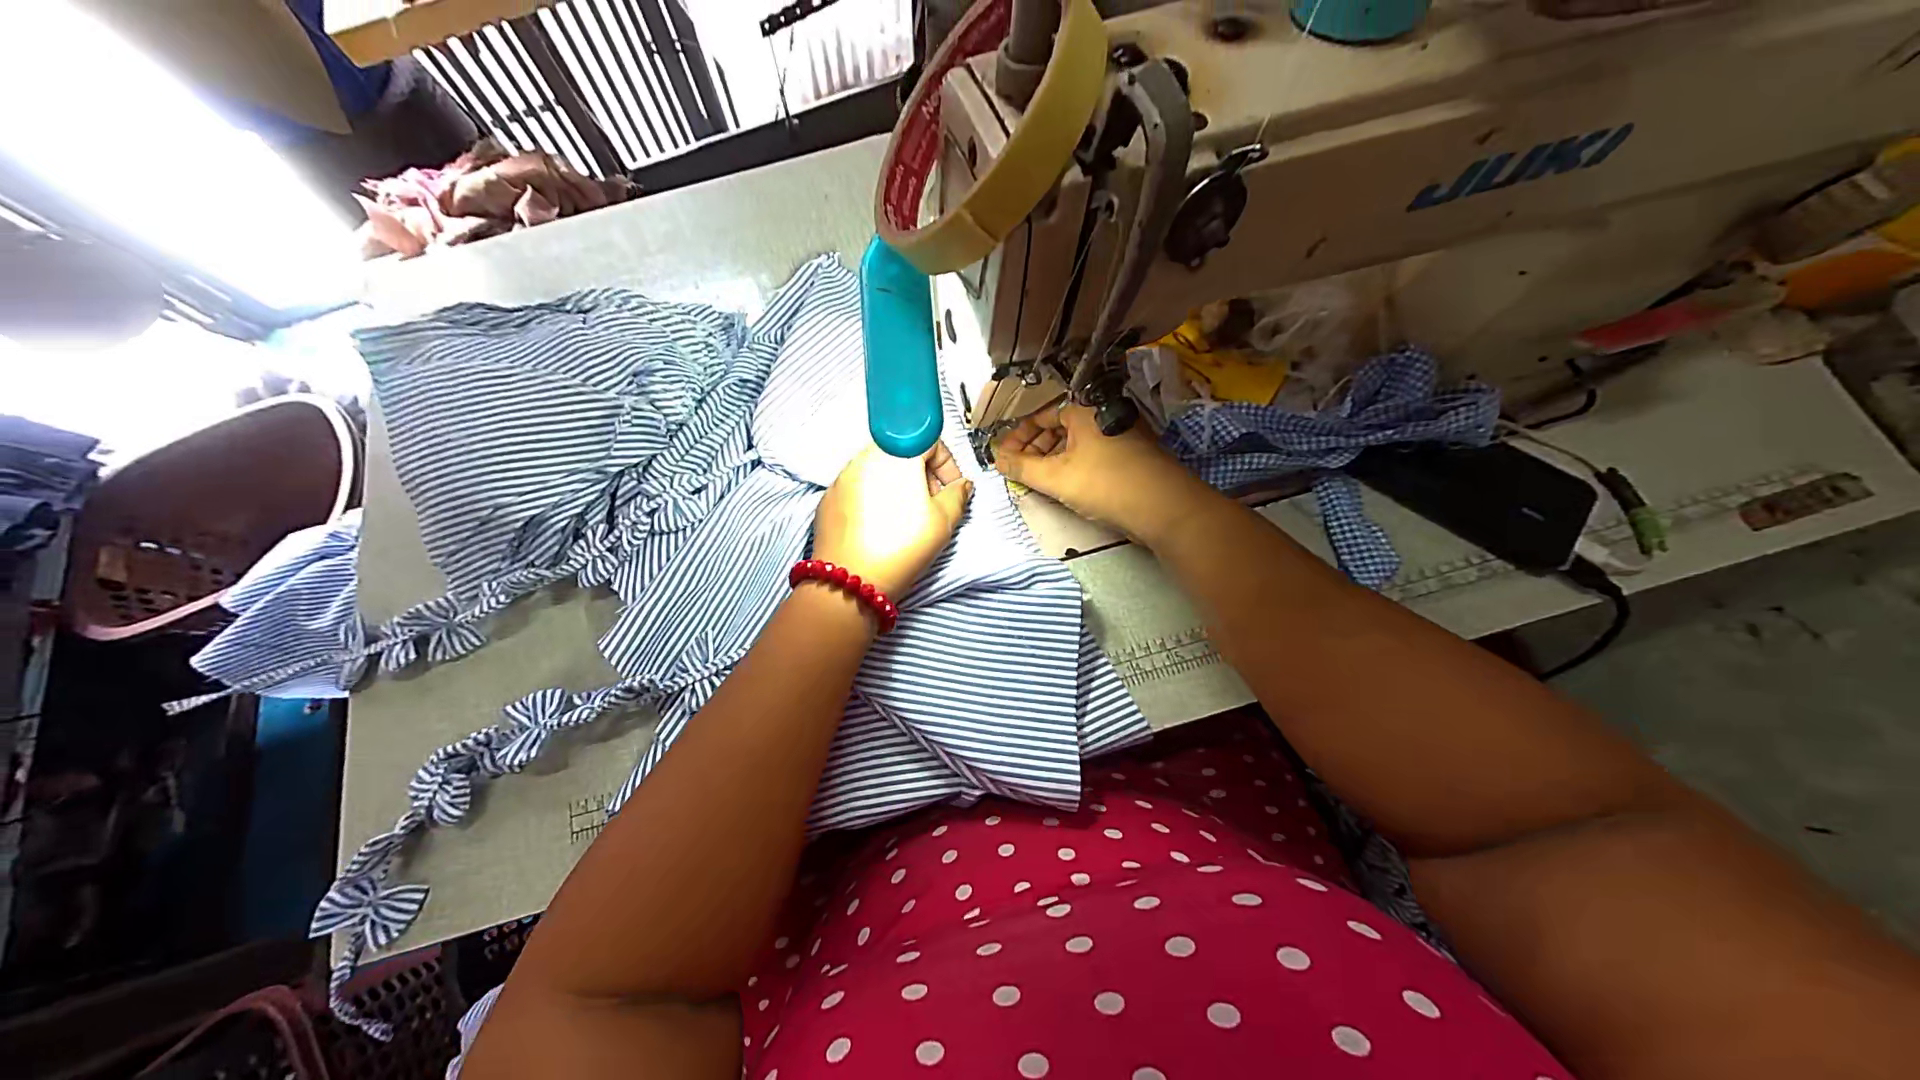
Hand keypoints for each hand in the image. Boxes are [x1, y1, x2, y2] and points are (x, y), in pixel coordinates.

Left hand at [811, 441, 973, 598]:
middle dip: (923, 475)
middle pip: (902, 452)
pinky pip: (858, 487)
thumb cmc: (901, 548)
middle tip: (933, 505)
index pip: (928, 438)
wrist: (851, 581)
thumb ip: (958, 495)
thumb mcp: (944, 522)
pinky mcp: (829, 497)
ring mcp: (843, 476)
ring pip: (879, 469)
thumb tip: (962, 485)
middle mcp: (866, 457)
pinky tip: (881, 528)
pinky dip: (874, 498)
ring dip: (898, 486)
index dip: (945, 462)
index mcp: (898, 454)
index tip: (949, 488)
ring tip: (907, 519)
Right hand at [992, 401, 1207, 544]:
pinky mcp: (1131, 455)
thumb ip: (1021, 467)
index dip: (1018, 436)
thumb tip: (996, 458)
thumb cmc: (1107, 484)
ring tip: (1040, 482)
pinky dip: (1074, 467)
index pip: (1041, 415)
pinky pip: (1093, 455)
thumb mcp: (1056, 477)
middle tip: (1019, 471)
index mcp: (1084, 409)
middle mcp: (1103, 414)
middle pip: (1058, 427)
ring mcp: (1120, 433)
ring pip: (1076, 443)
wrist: (1165, 507)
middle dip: (1035, 449)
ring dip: (1053, 460)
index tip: (1004, 457)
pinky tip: (1067, 486)